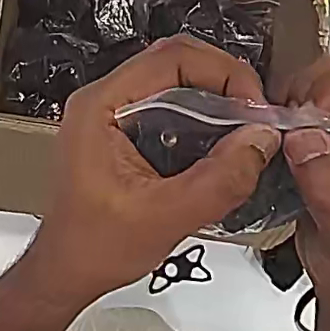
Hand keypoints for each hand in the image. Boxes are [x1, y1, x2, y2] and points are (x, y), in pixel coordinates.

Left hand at [23, 36, 279, 308]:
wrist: (69, 271)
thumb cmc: (95, 247)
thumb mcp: (165, 217)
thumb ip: (218, 181)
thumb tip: (261, 140)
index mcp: (101, 106)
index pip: (172, 59)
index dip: (224, 72)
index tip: (254, 105)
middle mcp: (105, 101)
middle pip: (177, 63)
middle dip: (225, 83)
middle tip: (257, 115)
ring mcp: (114, 115)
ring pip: (177, 84)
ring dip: (217, 101)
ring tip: (246, 129)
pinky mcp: (126, 133)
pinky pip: (172, 109)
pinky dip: (204, 119)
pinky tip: (223, 145)